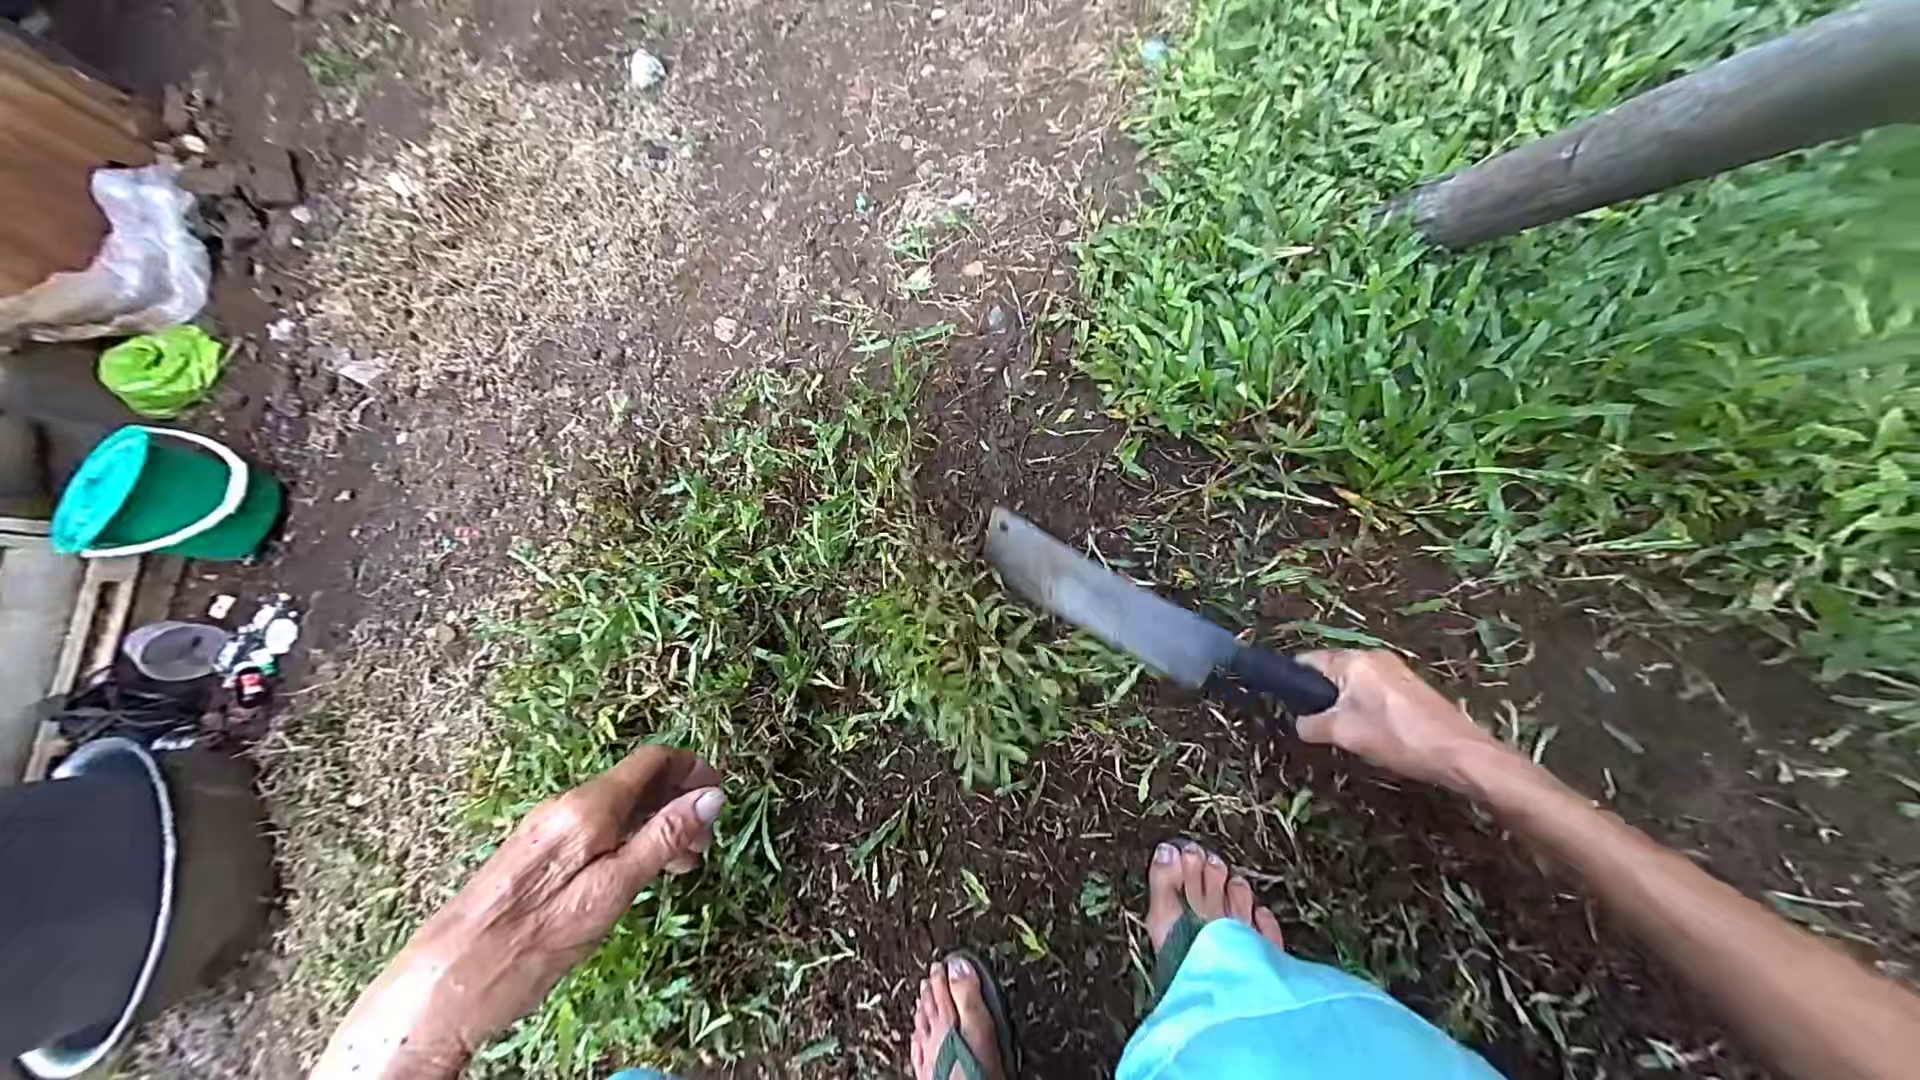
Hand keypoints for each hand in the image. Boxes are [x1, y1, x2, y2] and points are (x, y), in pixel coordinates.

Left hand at [310, 746, 723, 1079]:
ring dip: (658, 824)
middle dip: (680, 801)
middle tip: (703, 844)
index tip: (719, 794)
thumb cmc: (529, 944)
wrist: (433, 994)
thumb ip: (664, 838)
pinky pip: (598, 827)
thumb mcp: (611, 892)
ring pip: (620, 808)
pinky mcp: (535, 853)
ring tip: (679, 865)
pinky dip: (630, 839)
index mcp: (587, 807)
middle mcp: (566, 805)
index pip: (654, 759)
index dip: (693, 768)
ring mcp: (547, 828)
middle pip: (639, 782)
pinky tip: (637, 873)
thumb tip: (712, 796)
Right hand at [1293, 649, 1507, 789]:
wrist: (1462, 755)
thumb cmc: (1397, 737)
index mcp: (1352, 660)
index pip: (1307, 661)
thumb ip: (1310, 724)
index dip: (1294, 683)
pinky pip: (1373, 689)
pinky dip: (1365, 705)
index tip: (1291, 707)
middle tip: (1320, 723)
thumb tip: (1301, 723)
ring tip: (1348, 731)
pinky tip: (1374, 730)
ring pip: (1353, 682)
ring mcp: (1396, 669)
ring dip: (1344, 703)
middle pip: (1330, 670)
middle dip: (1321, 695)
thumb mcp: (1342, 734)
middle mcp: (1373, 656)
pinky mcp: (1411, 686)